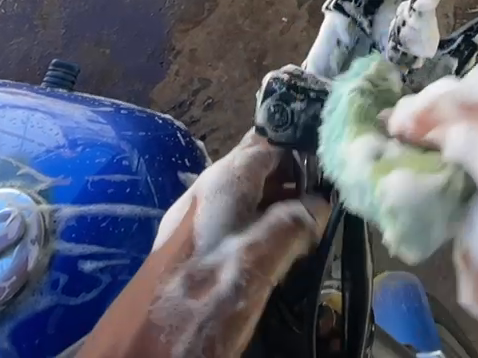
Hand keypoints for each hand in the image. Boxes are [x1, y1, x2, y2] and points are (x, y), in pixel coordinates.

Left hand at [77, 132, 328, 357]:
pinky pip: (244, 221)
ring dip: (287, 203)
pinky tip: (289, 250)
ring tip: (321, 223)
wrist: (139, 353)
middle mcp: (211, 189)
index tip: (338, 161)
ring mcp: (202, 218)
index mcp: (225, 180)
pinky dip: (269, 226)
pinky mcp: (198, 248)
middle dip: (300, 176)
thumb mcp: (255, 263)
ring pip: (255, 195)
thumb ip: (292, 225)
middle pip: (264, 166)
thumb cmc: (200, 299)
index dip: (305, 145)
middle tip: (336, 196)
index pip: (272, 139)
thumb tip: (321, 202)